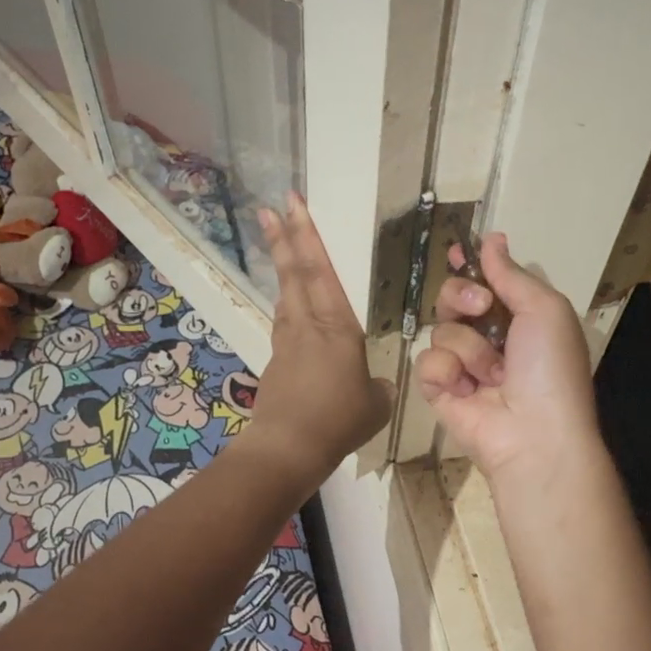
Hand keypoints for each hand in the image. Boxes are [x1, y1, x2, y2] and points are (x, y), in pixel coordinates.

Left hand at [245, 194, 394, 482]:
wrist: (289, 446)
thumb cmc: (340, 420)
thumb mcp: (377, 405)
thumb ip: (379, 389)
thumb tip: (376, 386)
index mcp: (338, 328)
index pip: (321, 271)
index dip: (308, 236)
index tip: (294, 205)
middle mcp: (308, 325)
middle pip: (295, 273)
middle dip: (285, 237)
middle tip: (272, 207)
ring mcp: (287, 343)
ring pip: (286, 296)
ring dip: (283, 269)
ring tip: (281, 247)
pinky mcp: (276, 364)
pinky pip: (284, 325)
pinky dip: (288, 309)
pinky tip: (291, 312)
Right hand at [417, 234, 600, 484]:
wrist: (534, 434)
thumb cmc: (550, 368)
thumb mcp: (544, 309)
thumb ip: (511, 274)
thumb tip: (491, 240)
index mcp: (520, 318)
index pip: (487, 282)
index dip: (471, 267)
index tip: (460, 252)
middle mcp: (490, 339)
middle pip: (453, 298)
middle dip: (461, 296)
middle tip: (479, 308)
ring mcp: (464, 366)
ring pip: (441, 330)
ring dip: (468, 347)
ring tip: (492, 374)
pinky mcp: (441, 391)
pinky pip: (427, 362)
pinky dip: (447, 373)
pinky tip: (467, 392)